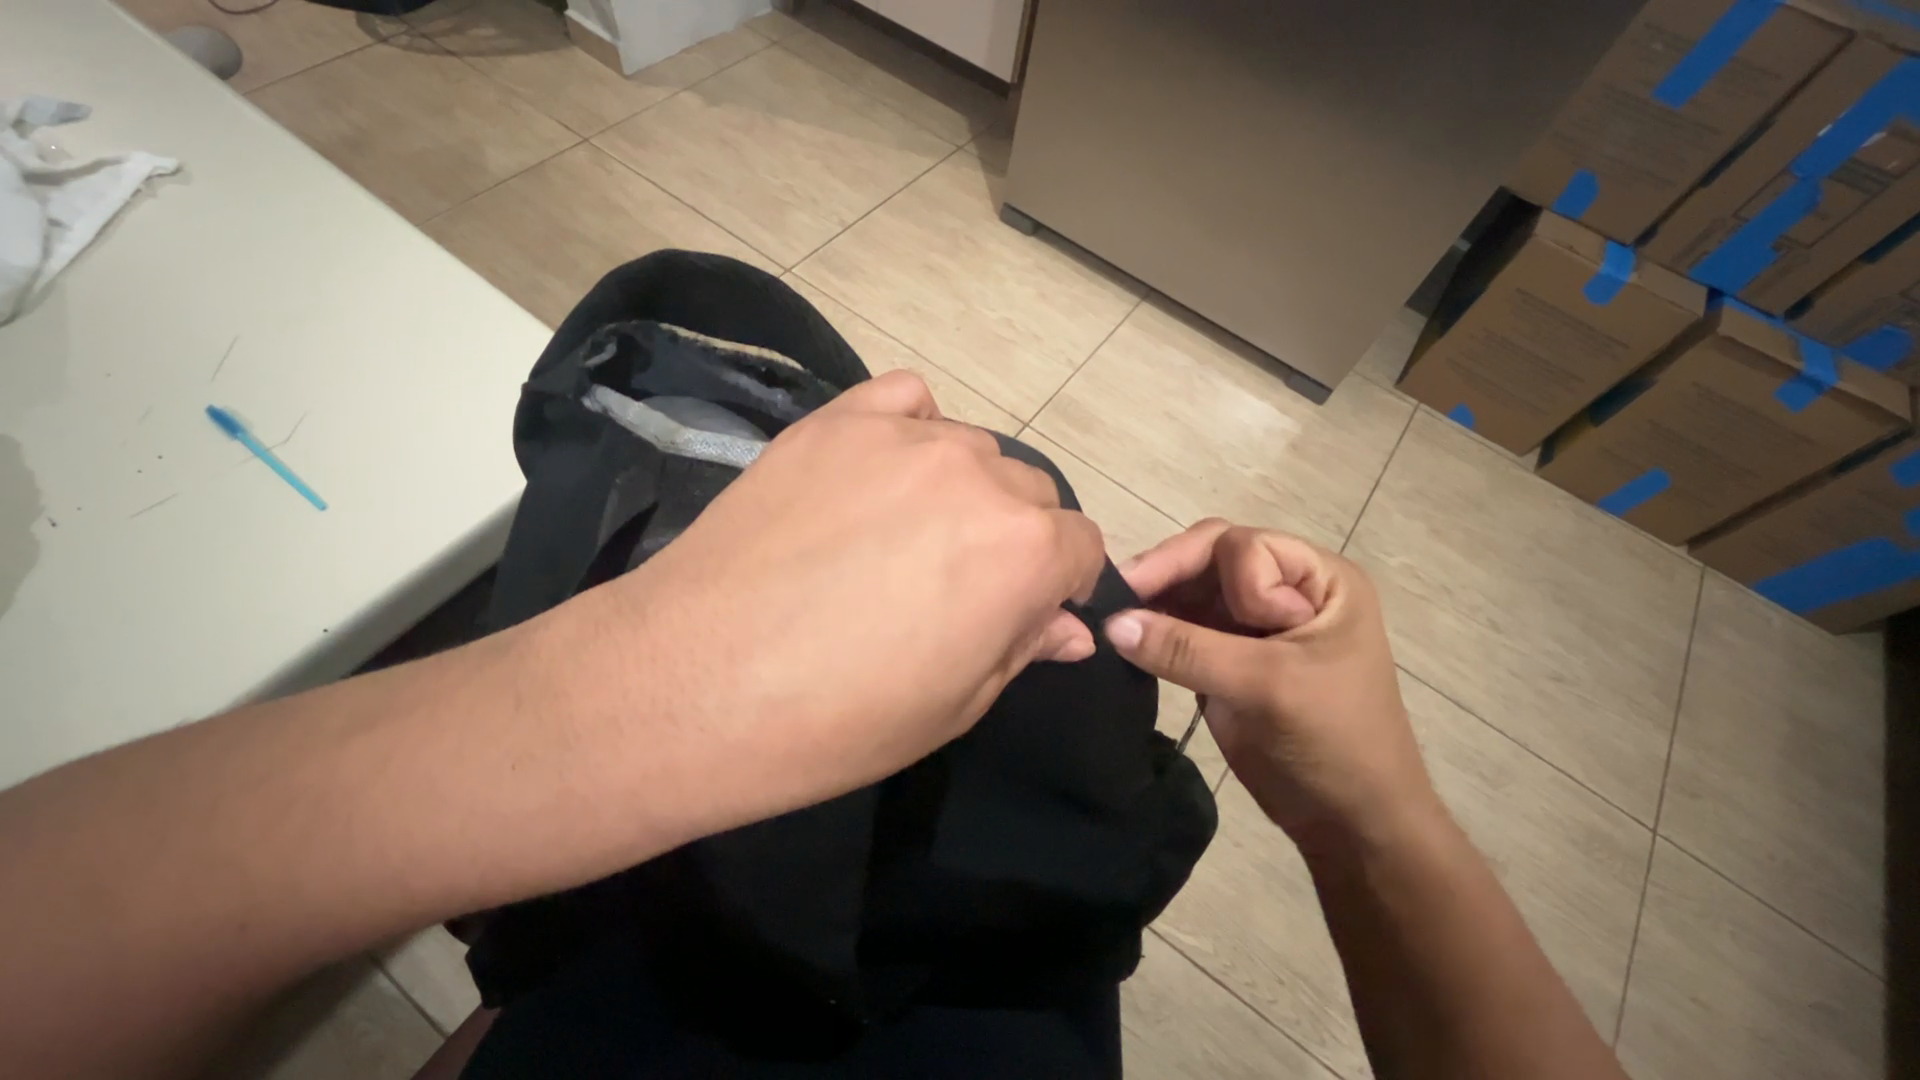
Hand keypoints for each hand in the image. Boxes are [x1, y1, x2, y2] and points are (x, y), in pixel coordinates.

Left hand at [561, 371, 1106, 842]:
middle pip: (1030, 493)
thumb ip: (1024, 647)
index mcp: (1025, 551)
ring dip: (960, 489)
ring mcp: (903, 438)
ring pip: (970, 449)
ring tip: (900, 533)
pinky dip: (909, 429)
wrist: (694, 684)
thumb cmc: (839, 719)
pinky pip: (904, 400)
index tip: (1021, 612)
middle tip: (951, 584)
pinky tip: (875, 475)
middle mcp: (979, 476)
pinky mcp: (835, 421)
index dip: (1059, 585)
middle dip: (1013, 537)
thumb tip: (1070, 629)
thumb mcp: (956, 704)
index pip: (1082, 547)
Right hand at [1103, 520, 1437, 853]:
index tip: (1184, 613)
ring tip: (1109, 617)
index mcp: (1319, 579)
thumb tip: (1112, 623)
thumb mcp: (1268, 687)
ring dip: (1152, 601)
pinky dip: (1152, 631)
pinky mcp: (1225, 656)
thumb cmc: (1333, 741)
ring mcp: (1252, 624)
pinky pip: (1180, 627)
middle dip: (1167, 574)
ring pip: (1190, 590)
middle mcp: (1285, 590)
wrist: (1348, 820)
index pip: (1245, 547)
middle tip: (1115, 597)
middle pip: (1211, 558)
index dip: (1213, 574)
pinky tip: (1123, 640)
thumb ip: (1189, 651)